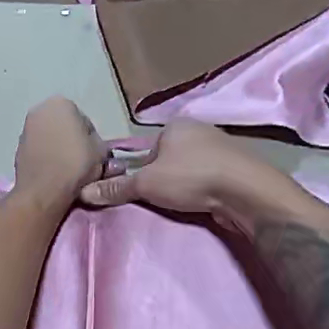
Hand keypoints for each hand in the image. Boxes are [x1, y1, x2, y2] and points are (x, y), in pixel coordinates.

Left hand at [13, 97, 113, 208]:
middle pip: (65, 128)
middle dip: (72, 142)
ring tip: (68, 171)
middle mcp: (38, 111)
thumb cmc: (75, 164)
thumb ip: (97, 142)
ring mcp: (25, 130)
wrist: (44, 191)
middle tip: (82, 162)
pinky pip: (40, 152)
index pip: (84, 121)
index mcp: (60, 103)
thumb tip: (91, 146)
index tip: (93, 155)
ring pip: (51, 140)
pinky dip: (47, 159)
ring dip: (59, 151)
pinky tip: (55, 174)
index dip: (91, 140)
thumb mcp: (101, 151)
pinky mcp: (17, 150)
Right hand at [80, 120, 294, 228]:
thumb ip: (116, 188)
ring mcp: (222, 148)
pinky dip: (204, 190)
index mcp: (175, 125)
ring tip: (182, 204)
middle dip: (163, 178)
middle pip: (169, 158)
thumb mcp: (146, 184)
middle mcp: (199, 130)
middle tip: (158, 200)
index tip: (140, 189)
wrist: (246, 191)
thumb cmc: (191, 177)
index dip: (140, 170)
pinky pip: (210, 179)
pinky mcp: (238, 168)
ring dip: (185, 185)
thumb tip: (83, 192)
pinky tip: (203, 203)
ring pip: (191, 169)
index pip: (147, 148)